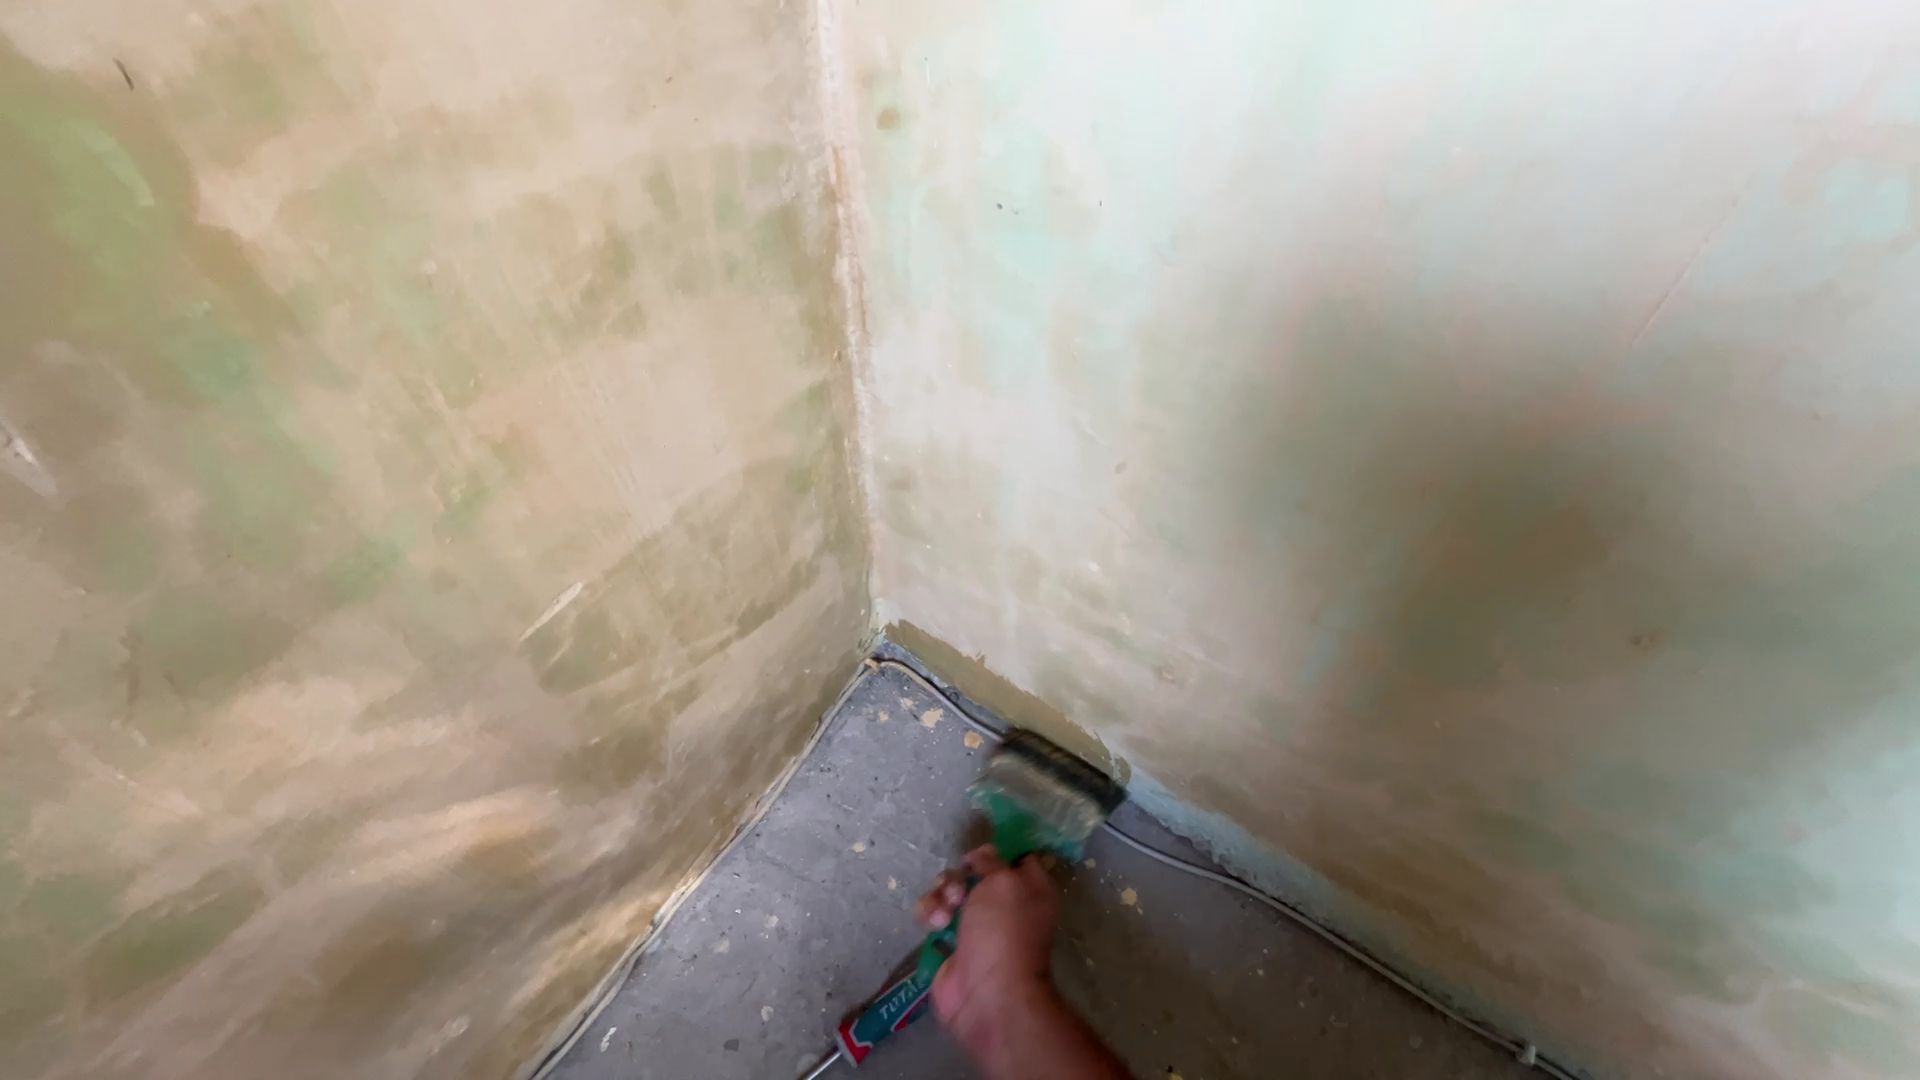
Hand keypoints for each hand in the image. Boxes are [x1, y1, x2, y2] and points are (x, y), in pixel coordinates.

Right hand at [916, 846, 1058, 1055]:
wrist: (988, 994)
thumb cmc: (1004, 932)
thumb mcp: (1004, 881)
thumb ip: (991, 859)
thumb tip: (980, 855)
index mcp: (1029, 889)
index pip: (1014, 857)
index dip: (996, 852)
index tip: (978, 854)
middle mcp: (1004, 904)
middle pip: (974, 872)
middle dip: (959, 876)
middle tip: (958, 892)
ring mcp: (976, 925)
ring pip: (950, 890)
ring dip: (941, 895)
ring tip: (944, 914)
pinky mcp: (950, 942)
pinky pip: (933, 914)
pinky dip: (929, 914)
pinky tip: (933, 924)